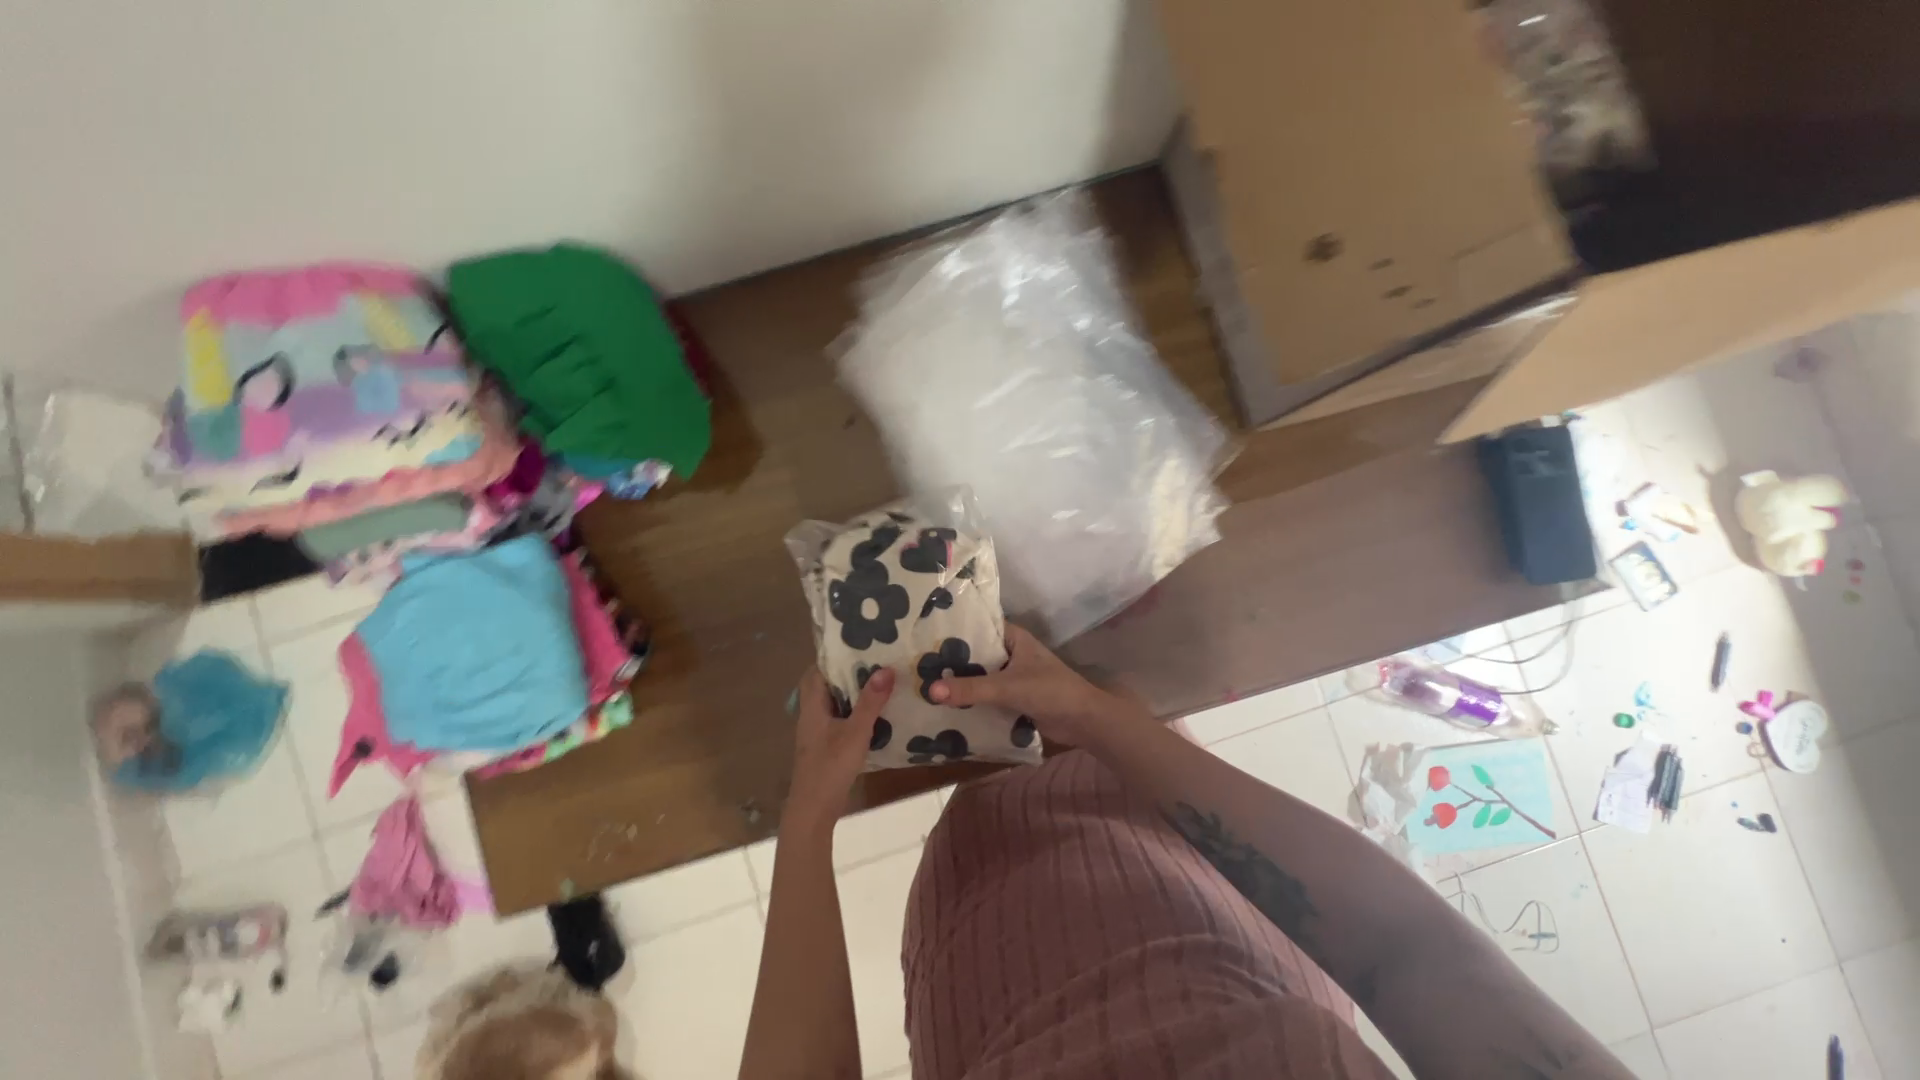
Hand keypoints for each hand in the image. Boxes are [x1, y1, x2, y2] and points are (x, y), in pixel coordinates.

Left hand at [786, 666, 894, 826]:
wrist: (814, 810)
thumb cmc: (830, 767)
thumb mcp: (855, 732)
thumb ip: (871, 702)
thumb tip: (886, 668)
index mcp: (812, 706)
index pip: (816, 671)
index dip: (833, 656)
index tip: (858, 644)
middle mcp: (812, 715)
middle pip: (826, 685)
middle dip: (847, 672)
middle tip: (876, 659)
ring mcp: (818, 733)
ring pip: (835, 703)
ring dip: (853, 693)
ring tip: (881, 680)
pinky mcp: (827, 747)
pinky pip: (841, 720)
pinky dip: (856, 712)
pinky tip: (877, 713)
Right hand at [927, 624, 1133, 744]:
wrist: (1083, 721)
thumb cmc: (1050, 691)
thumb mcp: (1007, 687)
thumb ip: (970, 689)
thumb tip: (930, 691)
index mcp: (1014, 638)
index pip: (979, 626)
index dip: (954, 629)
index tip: (923, 634)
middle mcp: (1012, 653)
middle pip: (976, 654)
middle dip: (951, 661)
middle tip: (915, 663)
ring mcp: (1013, 676)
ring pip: (980, 676)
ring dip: (960, 683)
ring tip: (923, 684)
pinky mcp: (1014, 698)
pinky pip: (987, 696)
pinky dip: (971, 700)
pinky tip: (945, 706)